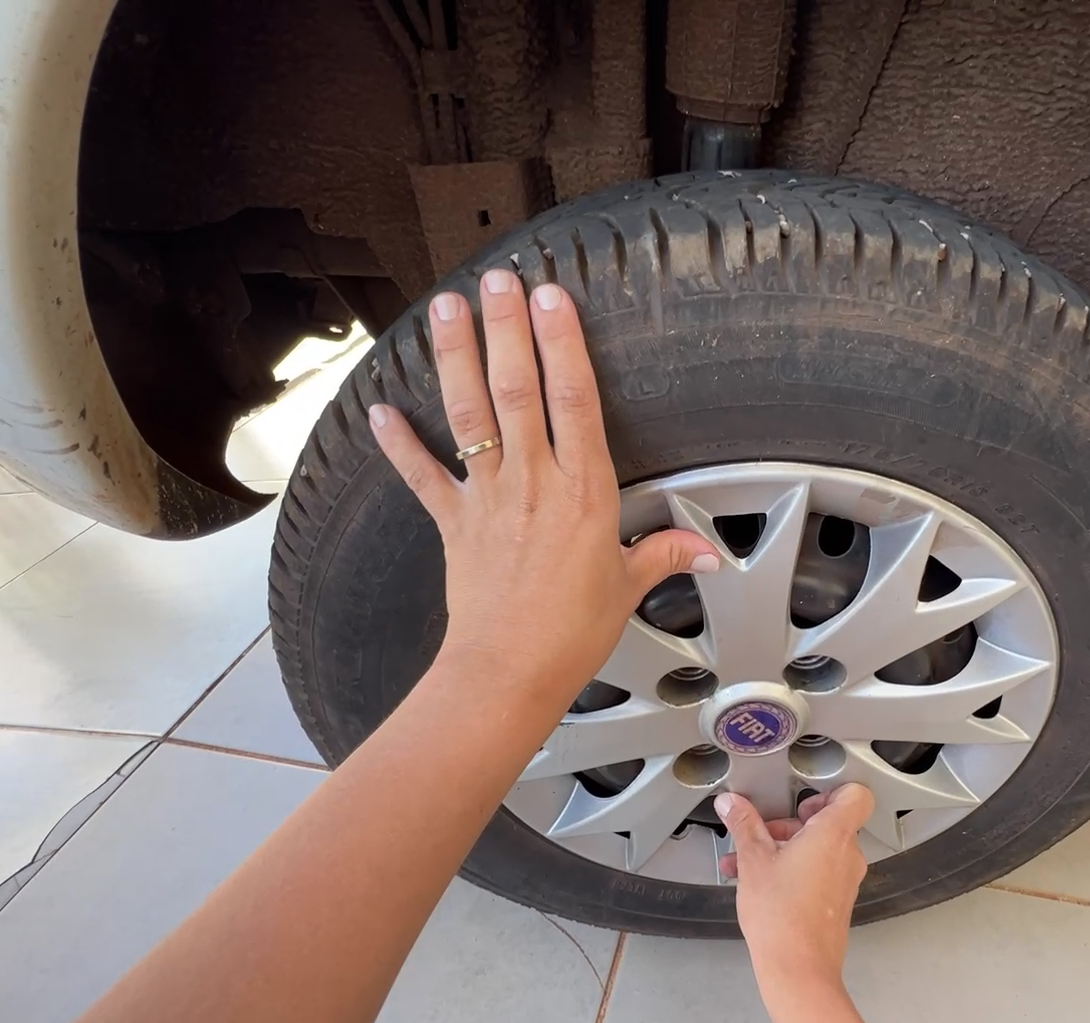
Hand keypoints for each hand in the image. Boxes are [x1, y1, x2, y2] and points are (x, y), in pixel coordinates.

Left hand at [366, 269, 717, 709]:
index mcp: (584, 492)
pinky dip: (400, 444)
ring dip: (456, 358)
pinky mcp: (454, 522)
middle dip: (507, 330)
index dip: (563, 345)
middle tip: (498, 281)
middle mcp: (533, 482)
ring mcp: (488, 498)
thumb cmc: (571, 632)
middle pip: (517, 390)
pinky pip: (423, 475)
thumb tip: (708, 552)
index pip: (575, 401)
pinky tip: (381, 409)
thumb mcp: (627, 587)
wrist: (509, 673)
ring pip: (470, 414)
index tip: (553, 301)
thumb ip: (665, 554)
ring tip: (448, 309)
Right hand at [716, 784, 875, 994]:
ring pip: (817, 846)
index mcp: (833, 834)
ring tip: (747, 859)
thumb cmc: (782, 918)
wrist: (797, 971)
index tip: (801, 795)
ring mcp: (844, 878)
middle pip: (826, 820)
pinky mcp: (837, 899)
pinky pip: (817, 869)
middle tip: (762, 832)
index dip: (829, 788)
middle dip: (789, 823)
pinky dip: (791, 867)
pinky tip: (757, 879)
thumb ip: (743, 823)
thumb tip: (731, 803)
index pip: (854, 794)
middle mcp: (847, 854)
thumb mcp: (753, 859)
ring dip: (783, 846)